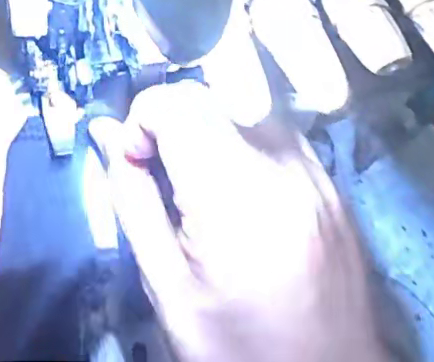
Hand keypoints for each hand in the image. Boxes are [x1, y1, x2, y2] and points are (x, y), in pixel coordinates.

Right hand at [90, 82, 388, 361]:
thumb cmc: (237, 351)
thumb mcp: (168, 287)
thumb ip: (132, 199)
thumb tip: (105, 132)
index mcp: (233, 190)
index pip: (173, 103)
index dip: (140, 120)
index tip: (134, 160)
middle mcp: (279, 160)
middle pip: (206, 96)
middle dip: (170, 121)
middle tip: (160, 174)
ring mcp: (312, 163)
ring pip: (238, 105)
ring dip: (207, 130)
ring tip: (203, 190)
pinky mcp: (328, 173)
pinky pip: (273, 129)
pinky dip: (244, 142)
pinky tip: (242, 194)